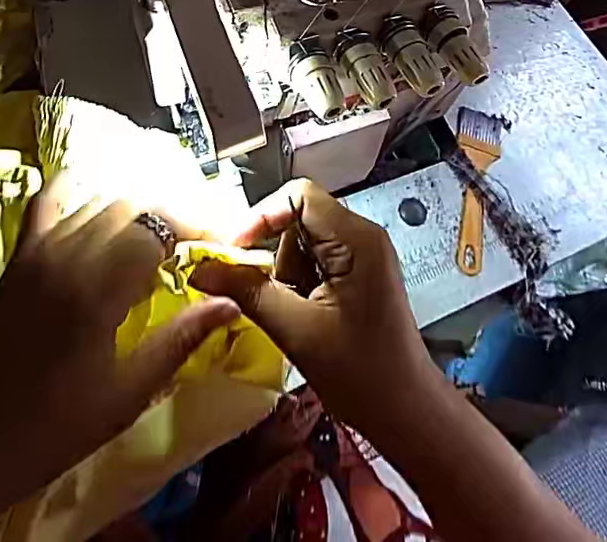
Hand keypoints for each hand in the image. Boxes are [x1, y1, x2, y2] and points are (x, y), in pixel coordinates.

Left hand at [0, 174, 239, 540]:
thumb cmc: (46, 430)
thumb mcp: (124, 396)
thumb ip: (179, 341)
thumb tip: (231, 304)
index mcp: (97, 287)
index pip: (162, 226)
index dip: (199, 228)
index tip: (222, 245)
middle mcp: (68, 253)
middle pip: (136, 206)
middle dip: (174, 219)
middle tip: (196, 249)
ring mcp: (38, 250)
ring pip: (100, 202)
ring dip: (137, 212)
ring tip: (159, 240)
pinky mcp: (18, 257)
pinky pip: (49, 202)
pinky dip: (77, 188)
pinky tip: (96, 194)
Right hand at [190, 178, 442, 434]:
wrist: (406, 409)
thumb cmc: (360, 372)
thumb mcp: (296, 331)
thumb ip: (248, 293)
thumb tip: (200, 270)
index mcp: (357, 239)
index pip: (300, 196)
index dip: (262, 215)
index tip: (235, 250)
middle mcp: (362, 235)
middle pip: (300, 218)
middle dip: (274, 254)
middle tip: (266, 295)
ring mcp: (363, 253)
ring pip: (304, 242)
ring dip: (286, 274)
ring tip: (295, 315)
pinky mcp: (359, 272)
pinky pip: (316, 260)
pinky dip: (299, 283)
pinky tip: (305, 315)